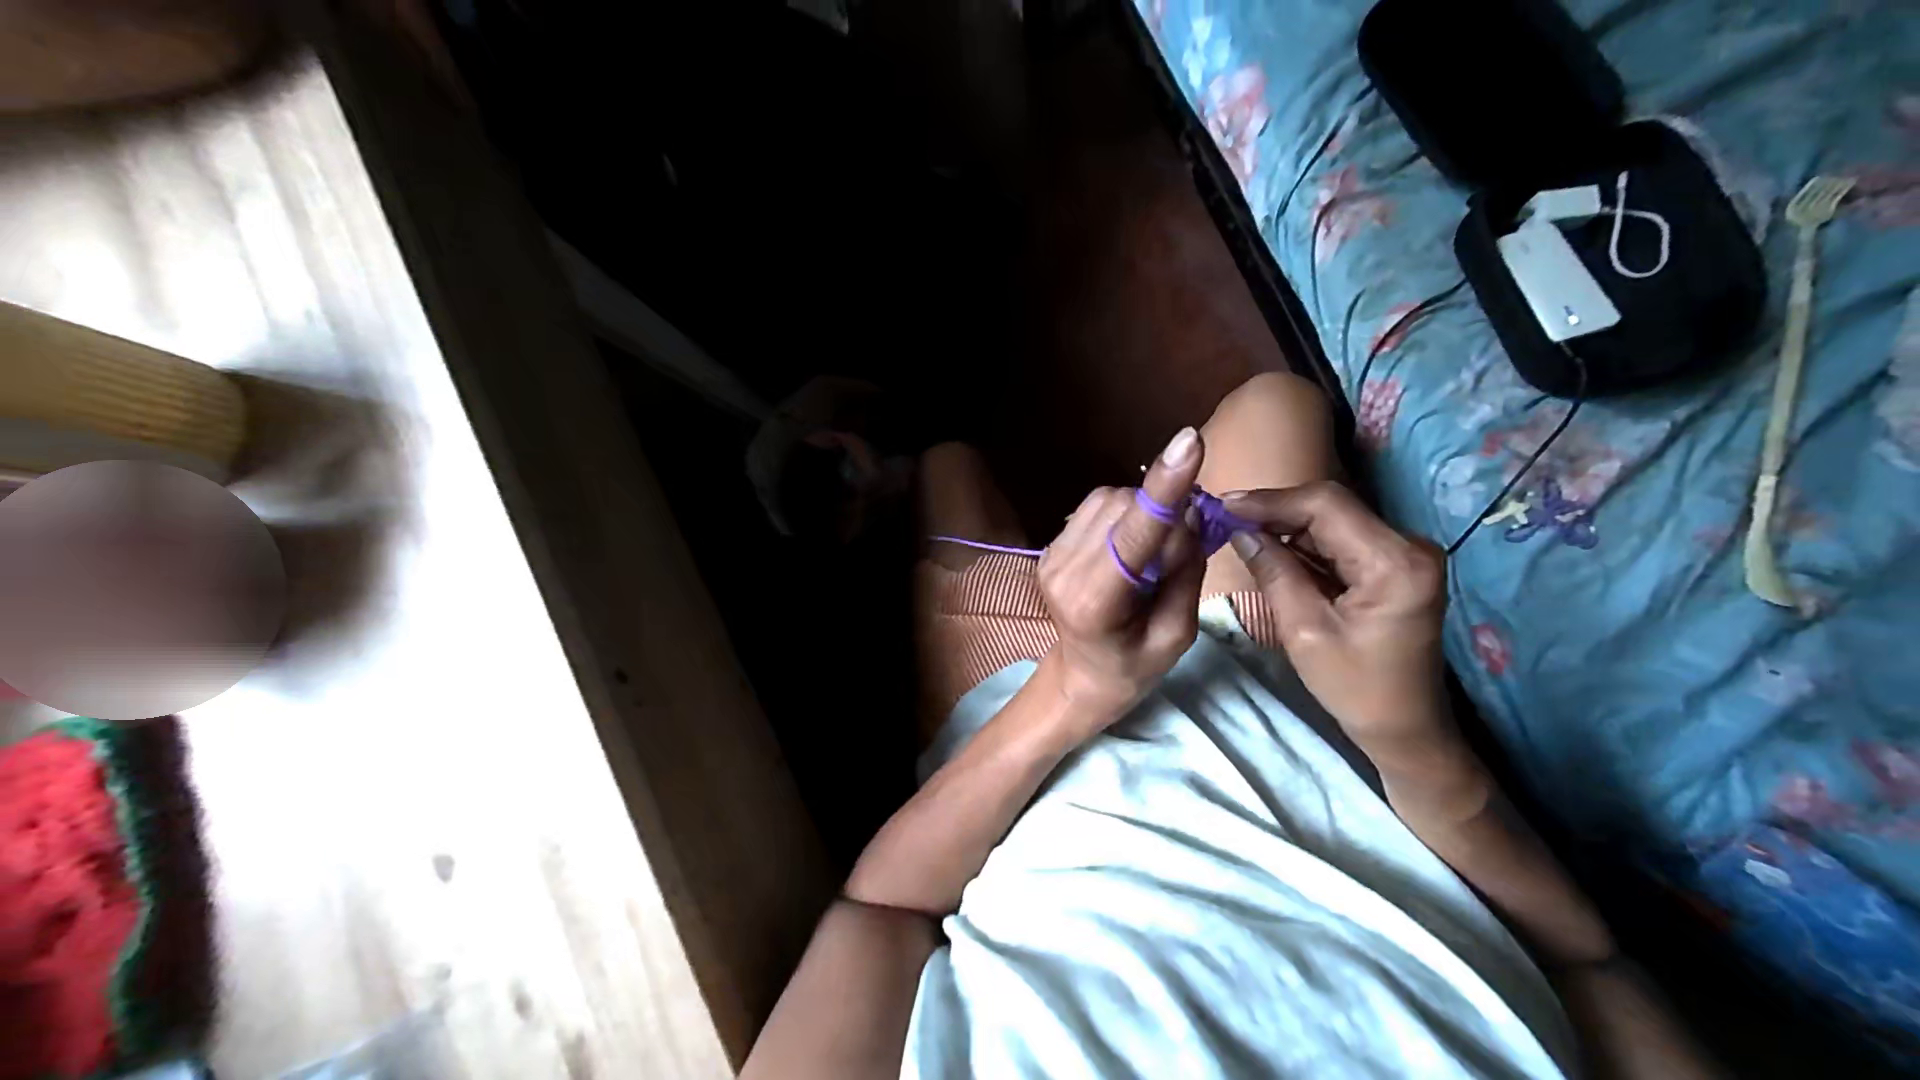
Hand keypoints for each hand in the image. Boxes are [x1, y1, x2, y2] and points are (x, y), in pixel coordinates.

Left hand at [1036, 427, 1207, 729]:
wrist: (1080, 675)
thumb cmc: (1134, 667)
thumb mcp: (1176, 635)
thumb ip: (1184, 572)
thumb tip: (1189, 513)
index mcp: (1097, 602)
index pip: (1133, 534)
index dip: (1164, 488)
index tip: (1189, 443)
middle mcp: (1065, 571)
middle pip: (1124, 506)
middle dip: (1162, 509)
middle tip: (1183, 542)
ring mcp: (1051, 555)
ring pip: (1108, 498)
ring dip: (1141, 510)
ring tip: (1152, 551)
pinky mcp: (1050, 546)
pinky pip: (1095, 506)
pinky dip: (1123, 513)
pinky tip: (1128, 545)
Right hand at [1222, 482, 1450, 752]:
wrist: (1405, 725)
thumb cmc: (1355, 687)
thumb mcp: (1304, 630)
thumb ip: (1274, 572)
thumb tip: (1240, 531)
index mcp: (1394, 563)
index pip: (1326, 505)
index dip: (1271, 500)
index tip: (1224, 505)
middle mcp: (1408, 545)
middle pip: (1330, 507)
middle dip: (1274, 511)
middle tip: (1223, 518)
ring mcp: (1403, 552)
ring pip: (1331, 519)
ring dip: (1283, 525)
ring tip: (1237, 531)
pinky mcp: (1392, 562)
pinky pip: (1338, 538)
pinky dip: (1301, 541)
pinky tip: (1268, 548)